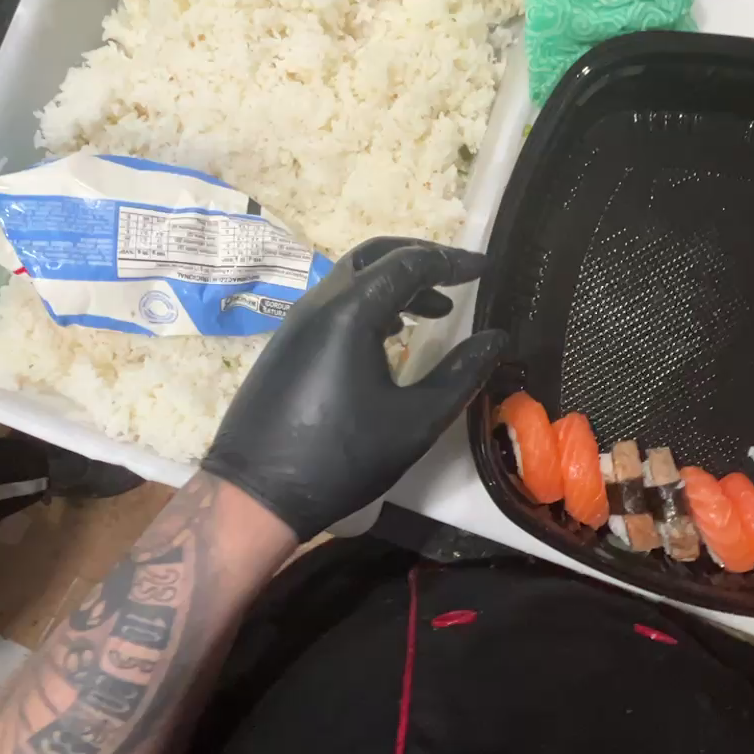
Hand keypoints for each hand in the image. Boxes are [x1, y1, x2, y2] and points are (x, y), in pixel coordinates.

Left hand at [201, 237, 506, 538]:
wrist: (257, 495)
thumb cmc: (343, 457)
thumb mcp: (416, 421)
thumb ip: (460, 374)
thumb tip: (496, 339)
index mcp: (351, 312)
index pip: (408, 264)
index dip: (451, 261)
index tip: (483, 267)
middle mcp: (319, 305)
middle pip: (374, 258)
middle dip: (420, 258)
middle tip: (457, 274)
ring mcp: (296, 323)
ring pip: (352, 280)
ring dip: (395, 284)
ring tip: (435, 309)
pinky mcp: (287, 345)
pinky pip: (335, 305)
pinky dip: (371, 304)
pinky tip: (391, 335)